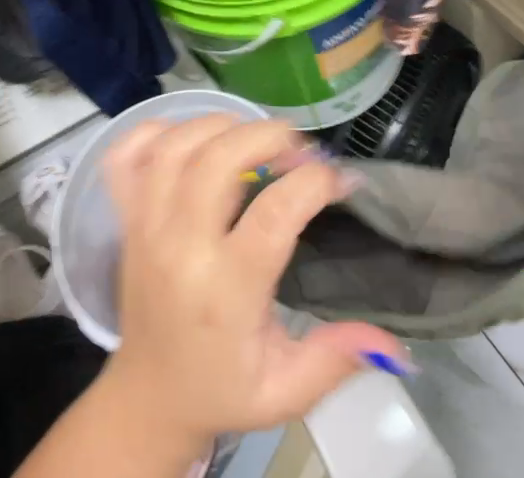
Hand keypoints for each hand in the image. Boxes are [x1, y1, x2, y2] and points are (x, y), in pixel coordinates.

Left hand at [96, 115, 408, 444]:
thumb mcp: (286, 391)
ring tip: (255, 137)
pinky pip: (126, 157)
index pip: (272, 213)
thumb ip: (335, 360)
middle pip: (217, 160)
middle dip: (268, 135)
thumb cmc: (223, 389)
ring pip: (174, 148)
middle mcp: (180, 248)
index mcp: (226, 290)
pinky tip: (194, 138)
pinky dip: (157, 132)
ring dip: (220, 126)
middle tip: (300, 148)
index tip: (343, 181)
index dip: (315, 183)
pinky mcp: (126, 221)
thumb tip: (398, 348)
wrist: (148, 398)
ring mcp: (145, 228)